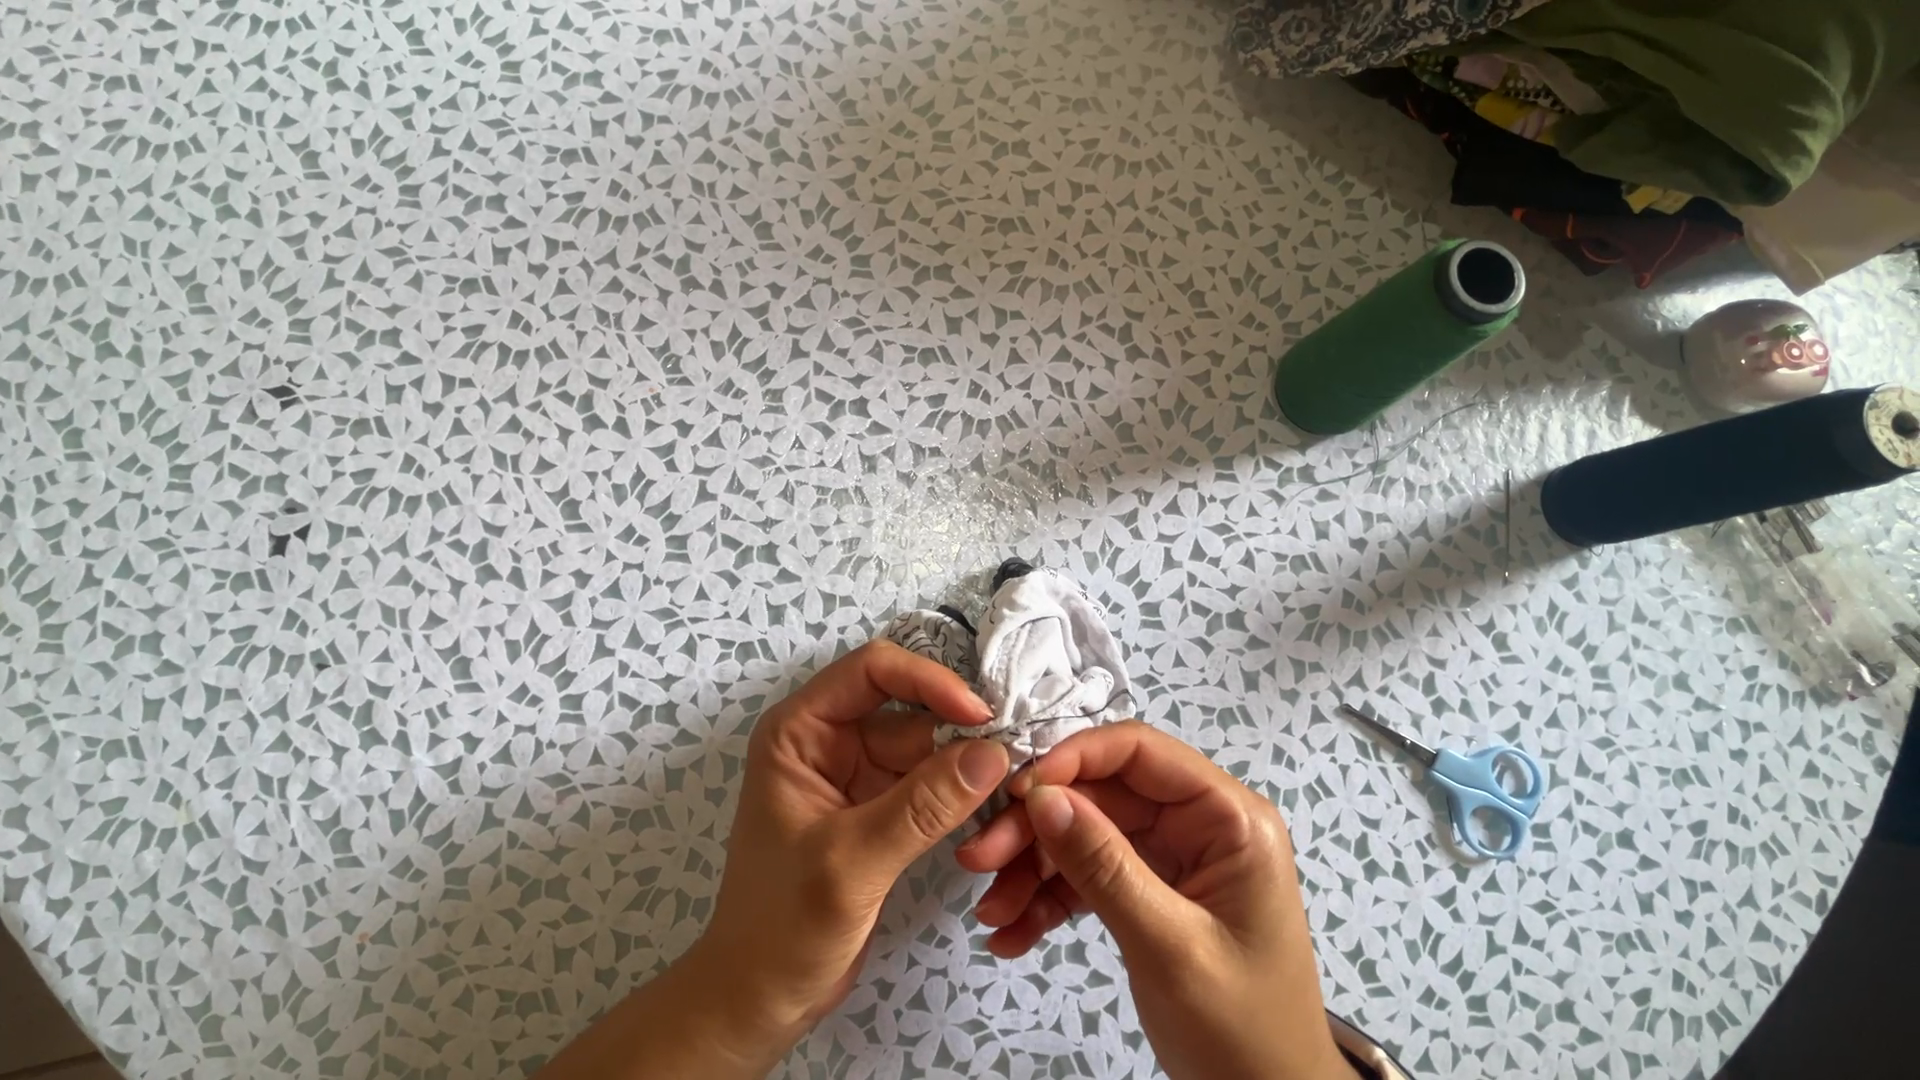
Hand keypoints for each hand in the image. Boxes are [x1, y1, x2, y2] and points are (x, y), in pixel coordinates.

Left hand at [695, 642, 1010, 1061]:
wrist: (761, 998)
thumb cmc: (781, 927)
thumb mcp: (852, 862)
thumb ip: (923, 806)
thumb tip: (994, 753)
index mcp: (800, 731)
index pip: (872, 671)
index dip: (929, 681)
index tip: (980, 715)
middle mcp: (829, 740)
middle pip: (908, 709)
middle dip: (959, 728)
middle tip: (1018, 752)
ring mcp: (857, 775)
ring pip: (926, 747)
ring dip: (967, 763)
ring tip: (1017, 780)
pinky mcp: (880, 809)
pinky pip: (930, 783)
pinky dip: (960, 792)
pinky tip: (995, 803)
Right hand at [957, 722, 1356, 1079]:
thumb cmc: (1240, 1027)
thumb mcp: (1169, 945)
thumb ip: (1104, 866)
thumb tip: (1041, 795)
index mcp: (1227, 816)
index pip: (1140, 751)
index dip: (1073, 758)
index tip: (1015, 790)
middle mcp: (1198, 823)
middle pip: (1101, 796)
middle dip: (1038, 827)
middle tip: (979, 860)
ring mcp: (1173, 857)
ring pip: (1086, 835)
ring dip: (1034, 870)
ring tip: (991, 912)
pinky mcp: (1151, 890)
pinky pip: (1090, 877)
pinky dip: (1050, 901)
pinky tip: (1013, 933)